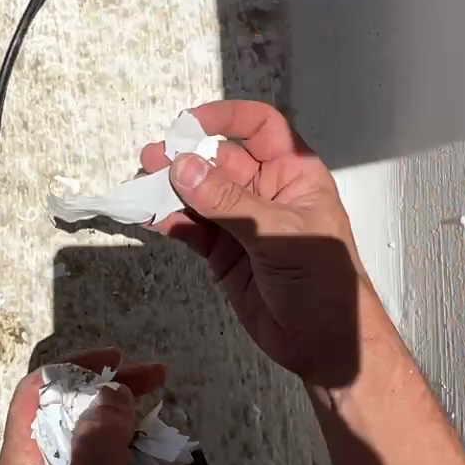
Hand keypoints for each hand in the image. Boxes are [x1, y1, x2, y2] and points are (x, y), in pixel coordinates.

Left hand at [0, 348, 167, 464]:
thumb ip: (100, 445)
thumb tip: (112, 391)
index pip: (37, 393)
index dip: (77, 368)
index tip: (121, 362)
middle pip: (65, 412)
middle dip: (109, 390)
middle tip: (157, 378)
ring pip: (86, 439)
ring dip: (121, 418)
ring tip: (159, 408)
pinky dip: (127, 450)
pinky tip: (153, 450)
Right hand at [141, 100, 390, 386]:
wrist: (325, 345)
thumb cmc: (321, 279)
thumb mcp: (278, 234)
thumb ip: (227, 202)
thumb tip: (181, 167)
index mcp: (293, 174)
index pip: (261, 128)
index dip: (228, 118)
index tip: (189, 123)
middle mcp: (265, 192)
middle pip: (220, 161)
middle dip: (186, 158)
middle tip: (150, 159)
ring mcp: (241, 223)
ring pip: (200, 195)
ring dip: (170, 190)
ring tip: (139, 188)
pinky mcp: (223, 253)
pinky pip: (192, 229)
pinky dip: (170, 222)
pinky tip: (149, 218)